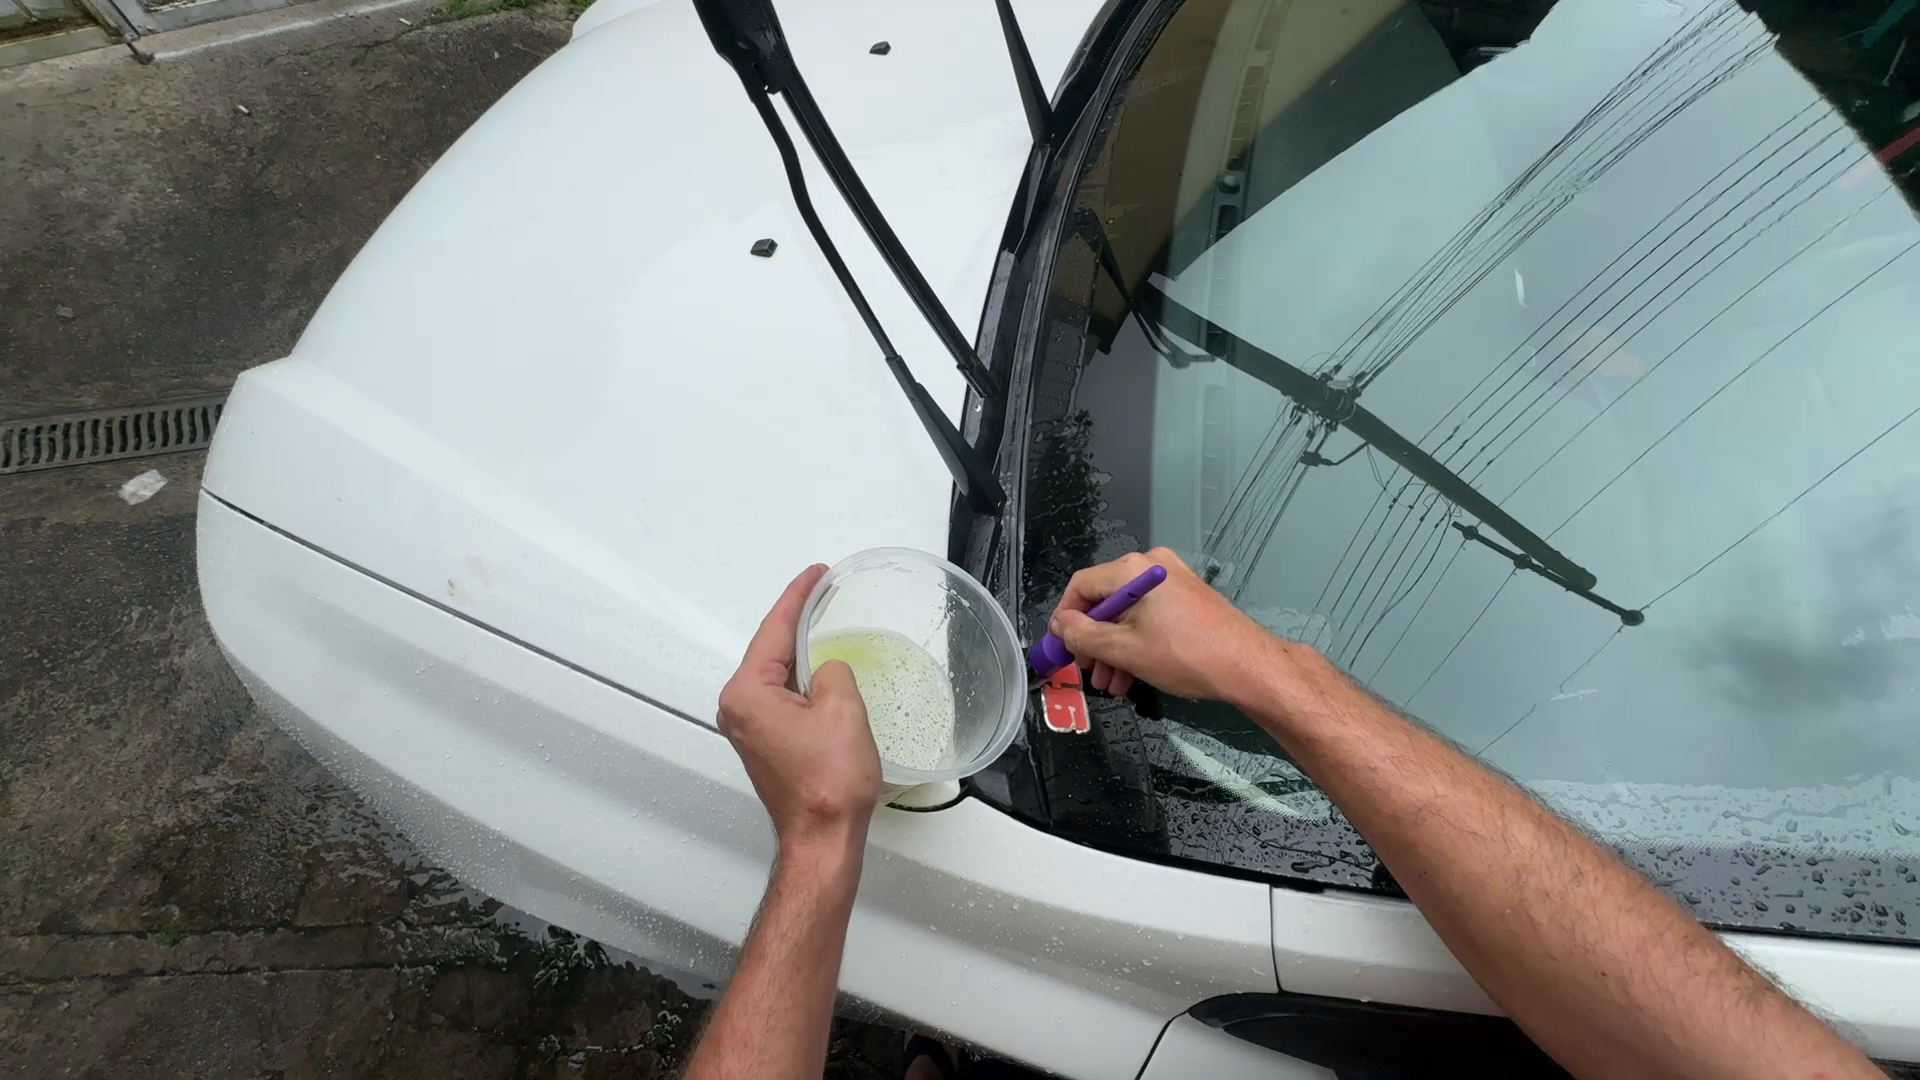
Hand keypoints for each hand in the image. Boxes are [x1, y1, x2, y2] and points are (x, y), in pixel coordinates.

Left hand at [718, 565, 881, 853]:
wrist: (822, 839)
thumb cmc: (829, 780)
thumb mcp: (842, 707)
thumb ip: (832, 670)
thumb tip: (826, 670)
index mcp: (748, 693)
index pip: (774, 630)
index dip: (798, 597)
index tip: (816, 573)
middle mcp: (738, 707)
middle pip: (769, 649)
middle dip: (796, 619)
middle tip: (823, 590)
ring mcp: (748, 727)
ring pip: (776, 672)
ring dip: (799, 648)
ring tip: (824, 619)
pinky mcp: (764, 741)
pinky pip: (781, 694)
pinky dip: (801, 676)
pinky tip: (820, 665)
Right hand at [1049, 548, 1280, 701]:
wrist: (1248, 667)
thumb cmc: (1184, 655)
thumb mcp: (1124, 649)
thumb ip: (1083, 635)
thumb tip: (1060, 625)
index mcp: (1132, 570)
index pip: (1081, 586)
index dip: (1066, 618)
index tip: (1063, 649)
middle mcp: (1151, 564)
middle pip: (1104, 599)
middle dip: (1092, 639)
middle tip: (1088, 671)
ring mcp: (1172, 578)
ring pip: (1127, 612)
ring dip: (1113, 647)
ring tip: (1110, 684)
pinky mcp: (1187, 595)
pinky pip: (1148, 614)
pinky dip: (1135, 640)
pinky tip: (1130, 674)